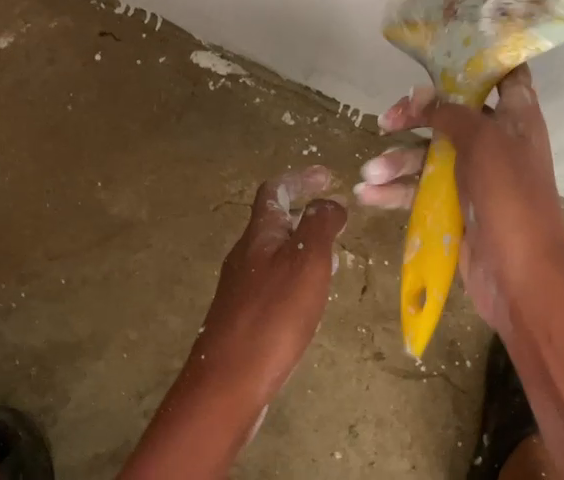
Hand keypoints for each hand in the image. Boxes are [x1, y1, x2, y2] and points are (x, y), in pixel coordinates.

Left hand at [195, 165, 346, 402]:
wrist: (227, 385)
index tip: (329, 177)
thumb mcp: (307, 260)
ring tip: (332, 260)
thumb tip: (329, 201)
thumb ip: (320, 225)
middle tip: (336, 222)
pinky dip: (296, 279)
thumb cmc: (272, 315)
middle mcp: (245, 255)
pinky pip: (273, 284)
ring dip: (303, 248)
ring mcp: (240, 289)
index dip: (301, 179)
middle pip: (273, 222)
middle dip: (305, 215)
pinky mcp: (242, 319)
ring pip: (274, 254)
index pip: (274, 190)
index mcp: (259, 234)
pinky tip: (309, 301)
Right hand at [355, 66, 563, 329]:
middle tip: (386, 120)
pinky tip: (369, 195)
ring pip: (431, 153)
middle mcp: (498, 140)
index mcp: (517, 116)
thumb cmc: (509, 196)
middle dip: (417, 115)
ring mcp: (476, 175)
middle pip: (453, 112)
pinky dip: (397, 190)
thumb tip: (425, 96)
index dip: (480, 59)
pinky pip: (421, 188)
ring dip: (398, 160)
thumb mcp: (482, 141)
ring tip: (370, 173)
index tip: (443, 50)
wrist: (521, 275)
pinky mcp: (457, 206)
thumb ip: (451, 113)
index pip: (505, 74)